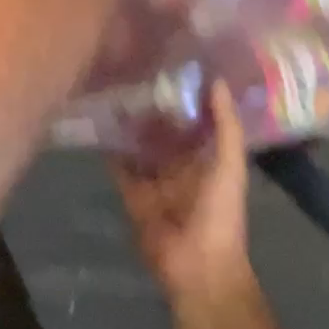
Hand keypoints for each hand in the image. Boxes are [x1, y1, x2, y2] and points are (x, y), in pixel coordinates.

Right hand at [112, 84, 252, 299]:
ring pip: (140, 146)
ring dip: (130, 126)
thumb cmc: (220, 213)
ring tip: (112, 92)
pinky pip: (120, 168)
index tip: (169, 63)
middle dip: (152, 109)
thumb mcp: (230, 164)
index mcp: (209, 158)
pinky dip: (110, 151)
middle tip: (132, 71)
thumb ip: (226, 125)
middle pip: (165, 132)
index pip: (196, 121)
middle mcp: (182, 165)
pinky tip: (99, 126)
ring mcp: (156, 180)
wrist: (197, 265)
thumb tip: (216, 81)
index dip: (186, 96)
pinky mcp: (133, 195)